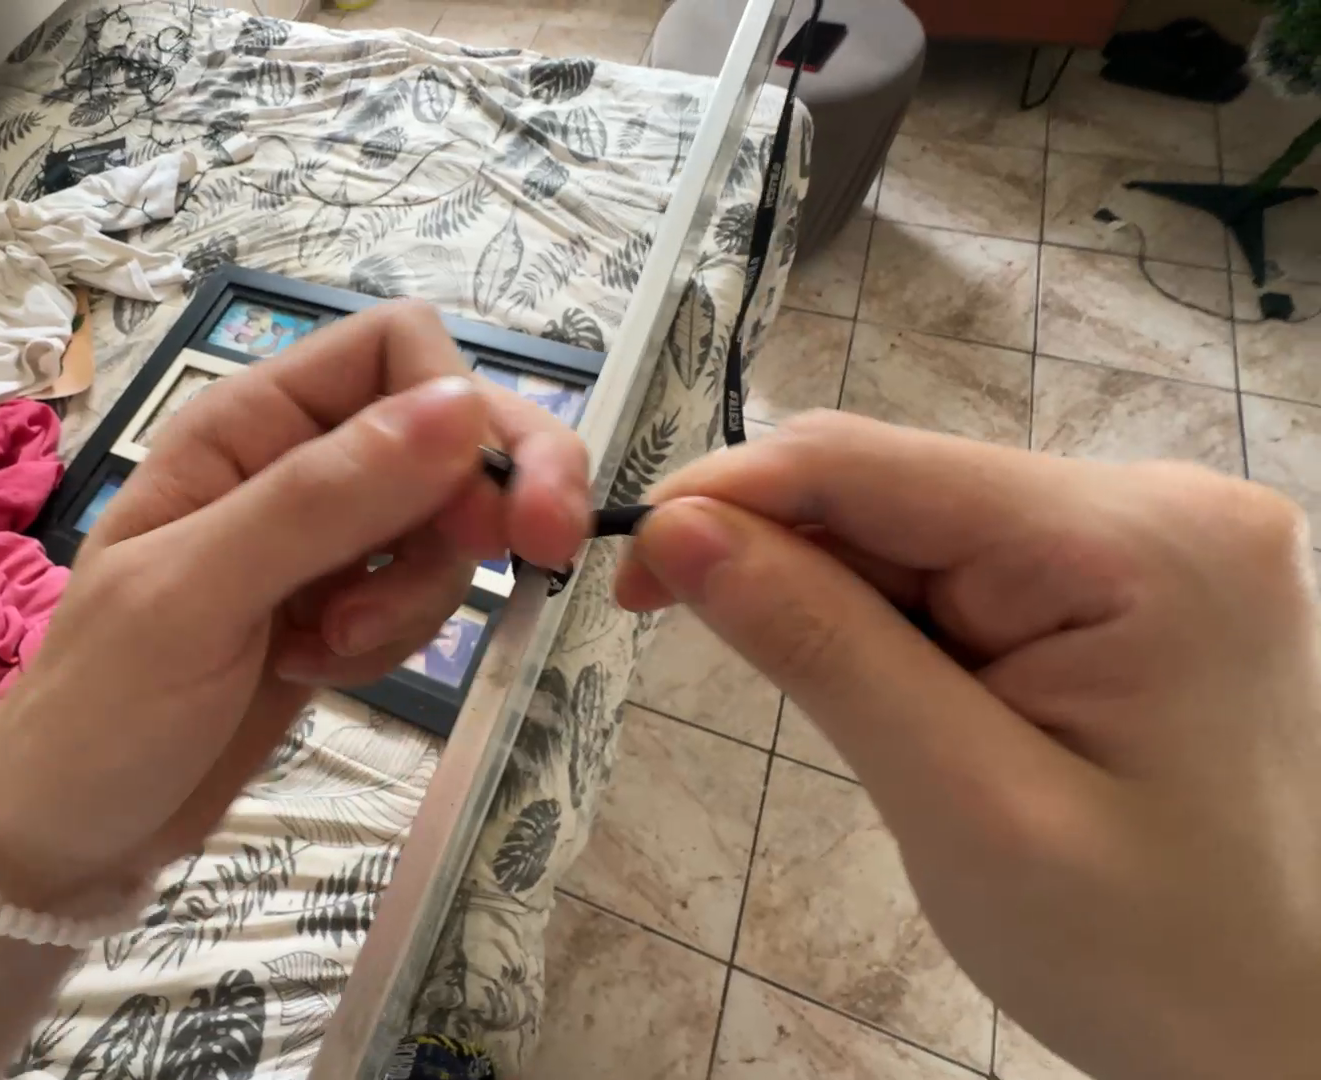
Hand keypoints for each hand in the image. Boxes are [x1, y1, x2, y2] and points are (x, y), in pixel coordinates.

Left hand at [0, 300, 588, 904]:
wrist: (81, 823)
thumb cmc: (105, 707)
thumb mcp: (197, 594)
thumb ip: (322, 498)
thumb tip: (461, 406)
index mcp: (249, 422)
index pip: (398, 348)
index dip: (464, 411)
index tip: (489, 513)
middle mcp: (296, 460)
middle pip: (447, 430)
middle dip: (489, 498)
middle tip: (529, 560)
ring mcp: (325, 537)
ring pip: (444, 523)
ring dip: (415, 595)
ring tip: (327, 648)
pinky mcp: (344, 602)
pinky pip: (420, 593)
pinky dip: (395, 636)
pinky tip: (318, 668)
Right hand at [617, 411, 1320, 1079]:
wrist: (1273, 1029)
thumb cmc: (1140, 951)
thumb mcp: (956, 799)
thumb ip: (813, 646)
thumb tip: (673, 531)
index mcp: (1129, 541)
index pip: (859, 462)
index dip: (717, 494)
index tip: (630, 566)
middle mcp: (1129, 501)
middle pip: (865, 483)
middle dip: (745, 540)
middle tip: (654, 609)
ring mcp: (1106, 532)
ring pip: (875, 516)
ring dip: (789, 576)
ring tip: (770, 664)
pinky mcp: (1074, 570)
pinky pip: (909, 554)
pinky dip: (837, 599)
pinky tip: (839, 659)